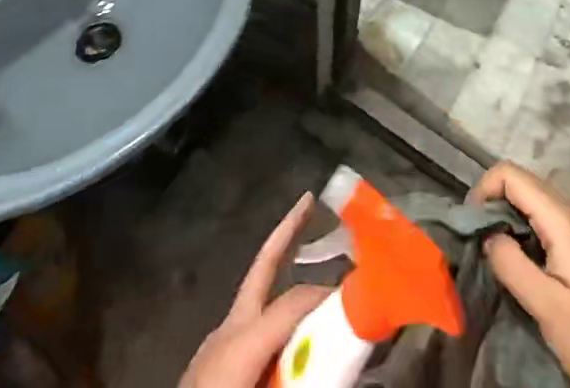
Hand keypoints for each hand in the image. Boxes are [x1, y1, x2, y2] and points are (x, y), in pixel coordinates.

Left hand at [180, 191, 331, 387]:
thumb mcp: (269, 386)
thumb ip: (302, 375)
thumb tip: (338, 362)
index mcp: (242, 341)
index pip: (295, 302)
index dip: (328, 295)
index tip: (358, 298)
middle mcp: (228, 331)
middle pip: (262, 268)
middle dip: (286, 232)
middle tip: (309, 201)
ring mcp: (215, 342)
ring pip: (254, 292)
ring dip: (279, 266)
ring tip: (306, 250)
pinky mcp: (211, 359)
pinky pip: (247, 319)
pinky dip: (269, 306)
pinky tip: (286, 320)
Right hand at [470, 163, 569, 387]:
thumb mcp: (549, 308)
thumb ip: (513, 266)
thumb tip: (486, 236)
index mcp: (562, 218)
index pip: (511, 174)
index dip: (484, 190)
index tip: (470, 226)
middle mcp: (569, 210)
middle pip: (519, 181)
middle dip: (490, 201)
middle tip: (475, 239)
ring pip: (528, 197)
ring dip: (502, 214)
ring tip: (489, 249)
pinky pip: (538, 216)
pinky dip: (517, 226)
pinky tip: (512, 257)